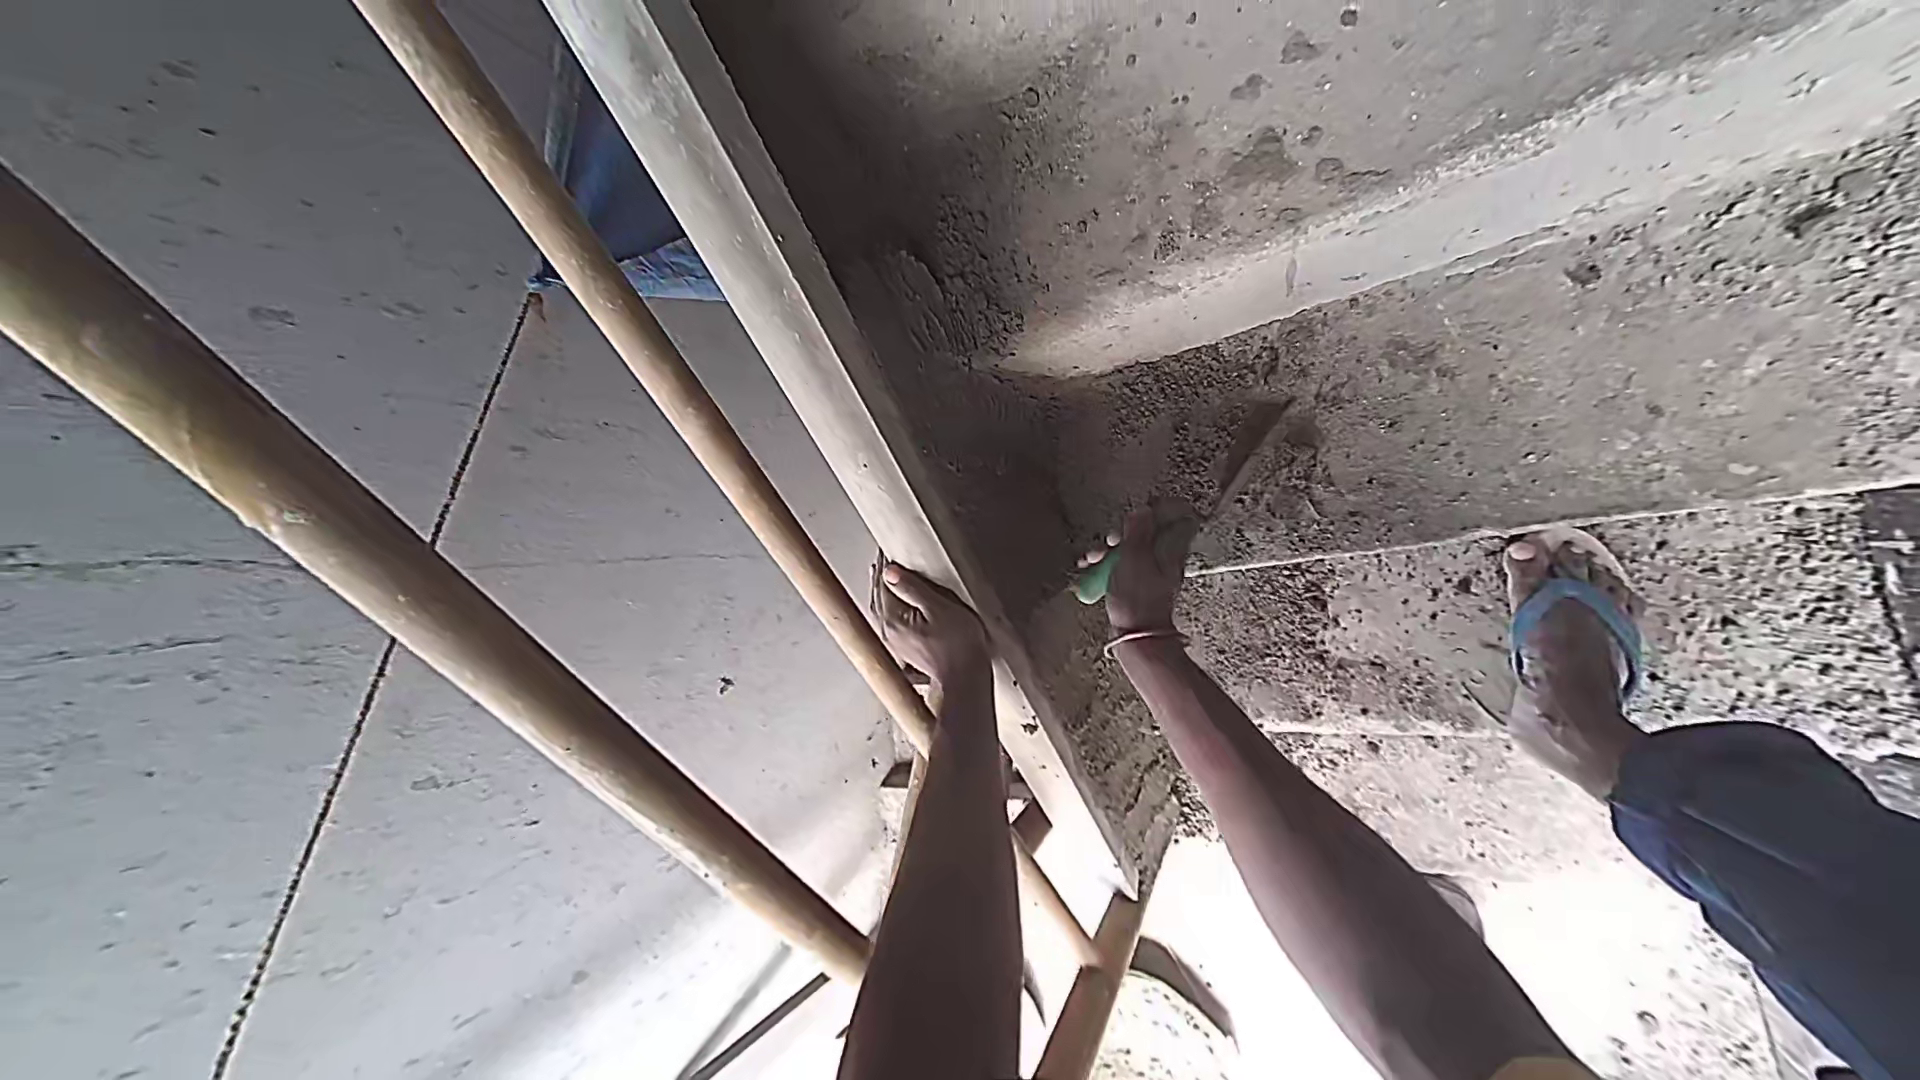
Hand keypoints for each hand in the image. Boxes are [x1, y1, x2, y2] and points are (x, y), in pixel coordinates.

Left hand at [879, 563, 990, 690]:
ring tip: (886, 579)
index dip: (885, 566)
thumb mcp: (940, 608)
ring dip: (883, 594)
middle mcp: (888, 632)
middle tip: (882, 560)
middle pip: (878, 598)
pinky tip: (897, 607)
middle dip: (880, 579)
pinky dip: (890, 609)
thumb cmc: (959, 645)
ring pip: (881, 611)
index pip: (883, 584)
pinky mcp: (905, 651)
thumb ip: (913, 588)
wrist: (966, 681)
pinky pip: (890, 623)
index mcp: (893, 619)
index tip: (885, 551)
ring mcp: (895, 644)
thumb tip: (889, 572)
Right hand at [1085, 500, 1197, 632]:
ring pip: (1131, 549)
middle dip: (1122, 532)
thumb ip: (1138, 531)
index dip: (1159, 508)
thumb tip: (1142, 510)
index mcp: (1171, 549)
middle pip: (1147, 532)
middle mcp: (1165, 558)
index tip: (1139, 510)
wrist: (1137, 635)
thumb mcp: (1134, 557)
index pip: (1177, 517)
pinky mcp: (1138, 585)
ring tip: (1093, 559)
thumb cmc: (1138, 600)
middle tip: (1110, 541)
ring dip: (1110, 549)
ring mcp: (1152, 572)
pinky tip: (1091, 569)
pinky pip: (1123, 565)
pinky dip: (1108, 564)